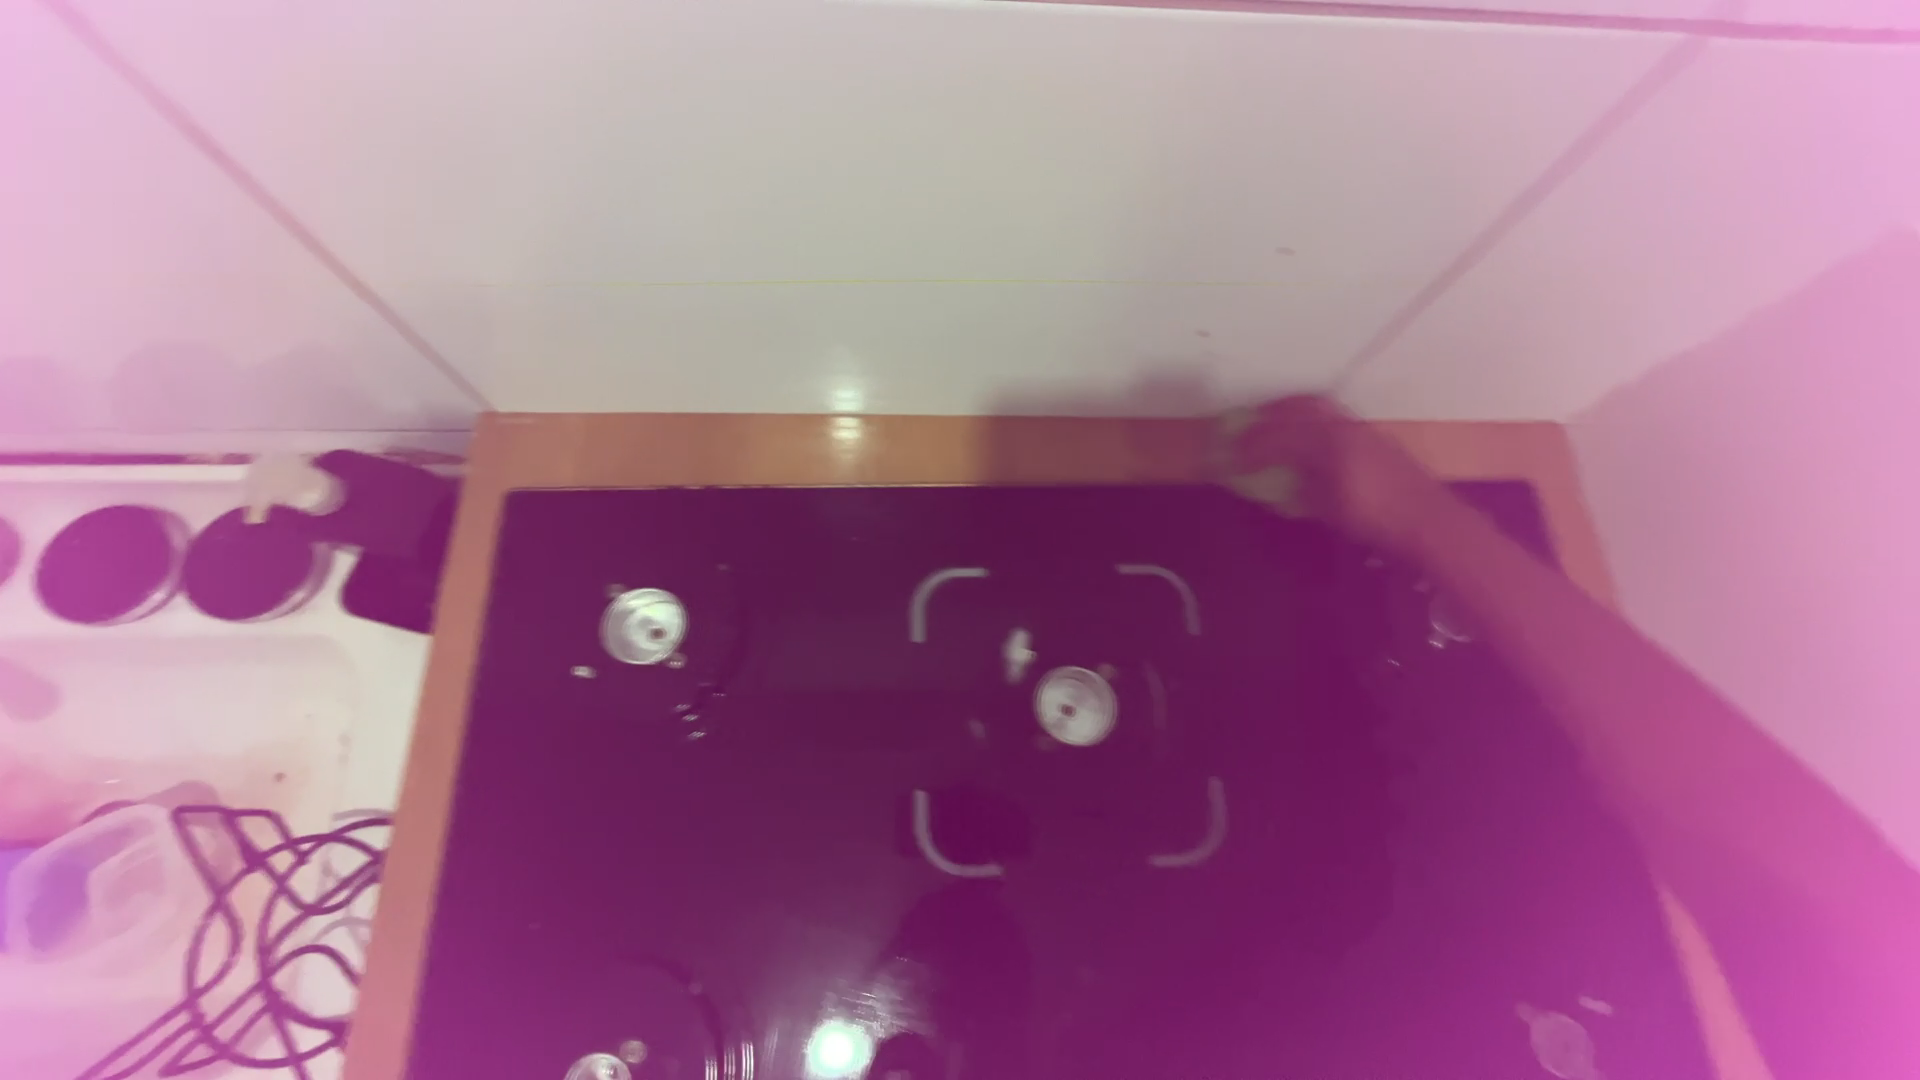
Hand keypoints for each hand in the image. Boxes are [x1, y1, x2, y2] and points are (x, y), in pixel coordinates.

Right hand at [1218, 394, 1449, 555]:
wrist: (1429, 522)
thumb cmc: (1374, 518)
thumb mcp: (1325, 506)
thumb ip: (1296, 488)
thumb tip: (1272, 479)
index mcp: (1328, 442)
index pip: (1278, 434)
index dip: (1251, 444)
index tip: (1231, 456)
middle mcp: (1344, 427)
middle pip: (1299, 407)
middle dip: (1269, 415)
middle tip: (1247, 430)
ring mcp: (1362, 431)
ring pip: (1318, 409)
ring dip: (1290, 414)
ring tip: (1272, 430)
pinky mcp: (1374, 439)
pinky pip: (1333, 419)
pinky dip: (1310, 422)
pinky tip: (1305, 444)